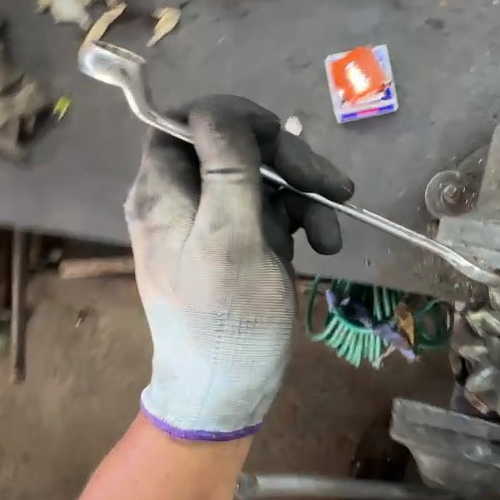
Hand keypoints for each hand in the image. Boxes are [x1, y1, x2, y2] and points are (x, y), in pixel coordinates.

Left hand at [125, 96, 352, 440]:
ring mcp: (219, 219)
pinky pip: (280, 209)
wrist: (229, 390)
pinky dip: (307, 219)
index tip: (279, 136)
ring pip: (266, 175)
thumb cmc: (225, 319)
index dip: (233, 118)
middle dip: (287, 159)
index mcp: (164, 192)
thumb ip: (226, 170)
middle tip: (329, 183)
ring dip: (307, 192)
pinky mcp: (248, 240)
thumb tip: (217, 109)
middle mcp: (186, 198)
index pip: (187, 122)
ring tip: (335, 226)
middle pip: (236, 145)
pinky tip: (327, 245)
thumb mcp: (229, 240)